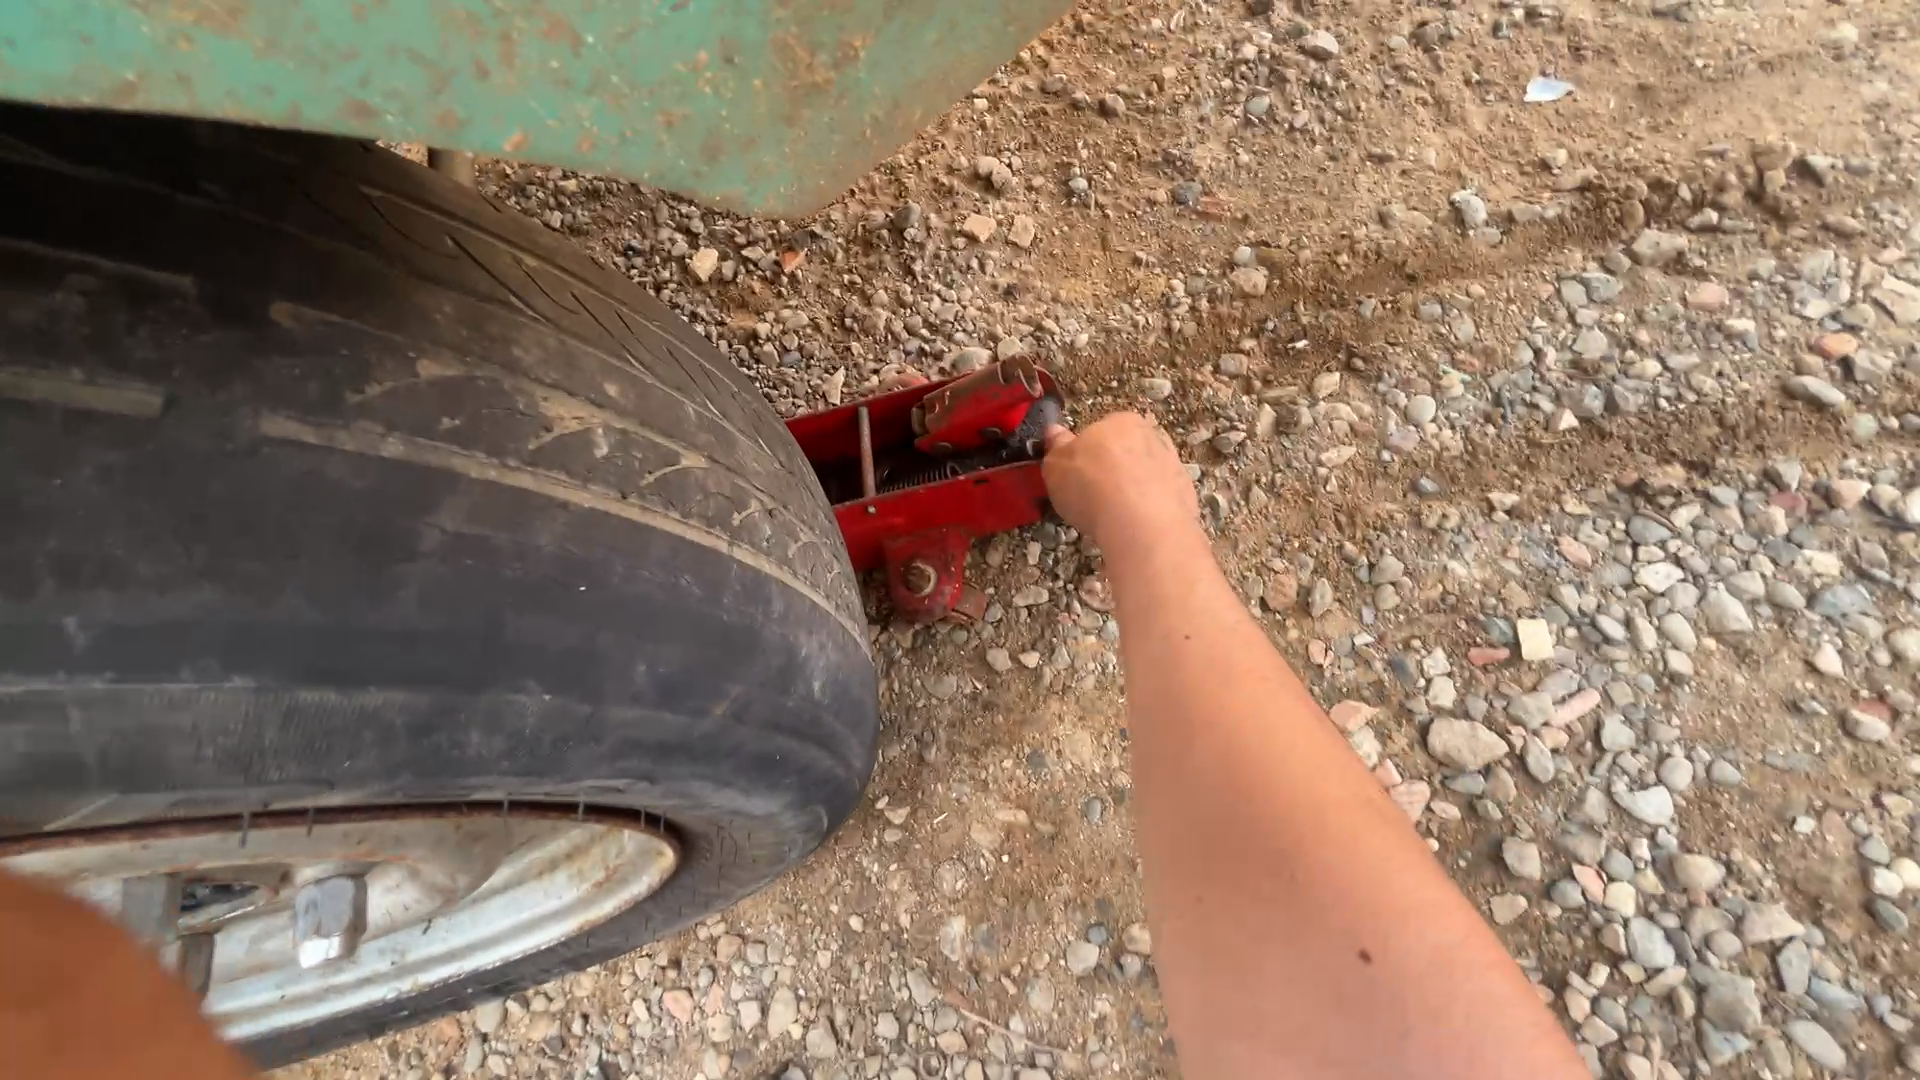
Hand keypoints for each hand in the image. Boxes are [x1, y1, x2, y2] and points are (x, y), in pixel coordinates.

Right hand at [1042, 412, 1198, 553]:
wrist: (1141, 523)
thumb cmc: (1092, 486)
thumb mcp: (1056, 466)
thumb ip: (1056, 447)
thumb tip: (1055, 433)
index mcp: (1120, 421)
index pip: (1099, 431)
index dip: (1085, 454)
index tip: (1076, 476)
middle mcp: (1152, 435)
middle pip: (1125, 451)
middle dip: (1112, 470)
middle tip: (1092, 497)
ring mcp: (1173, 464)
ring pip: (1145, 474)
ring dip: (1133, 489)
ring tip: (1114, 517)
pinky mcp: (1186, 494)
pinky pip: (1161, 498)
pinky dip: (1149, 509)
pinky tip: (1136, 526)